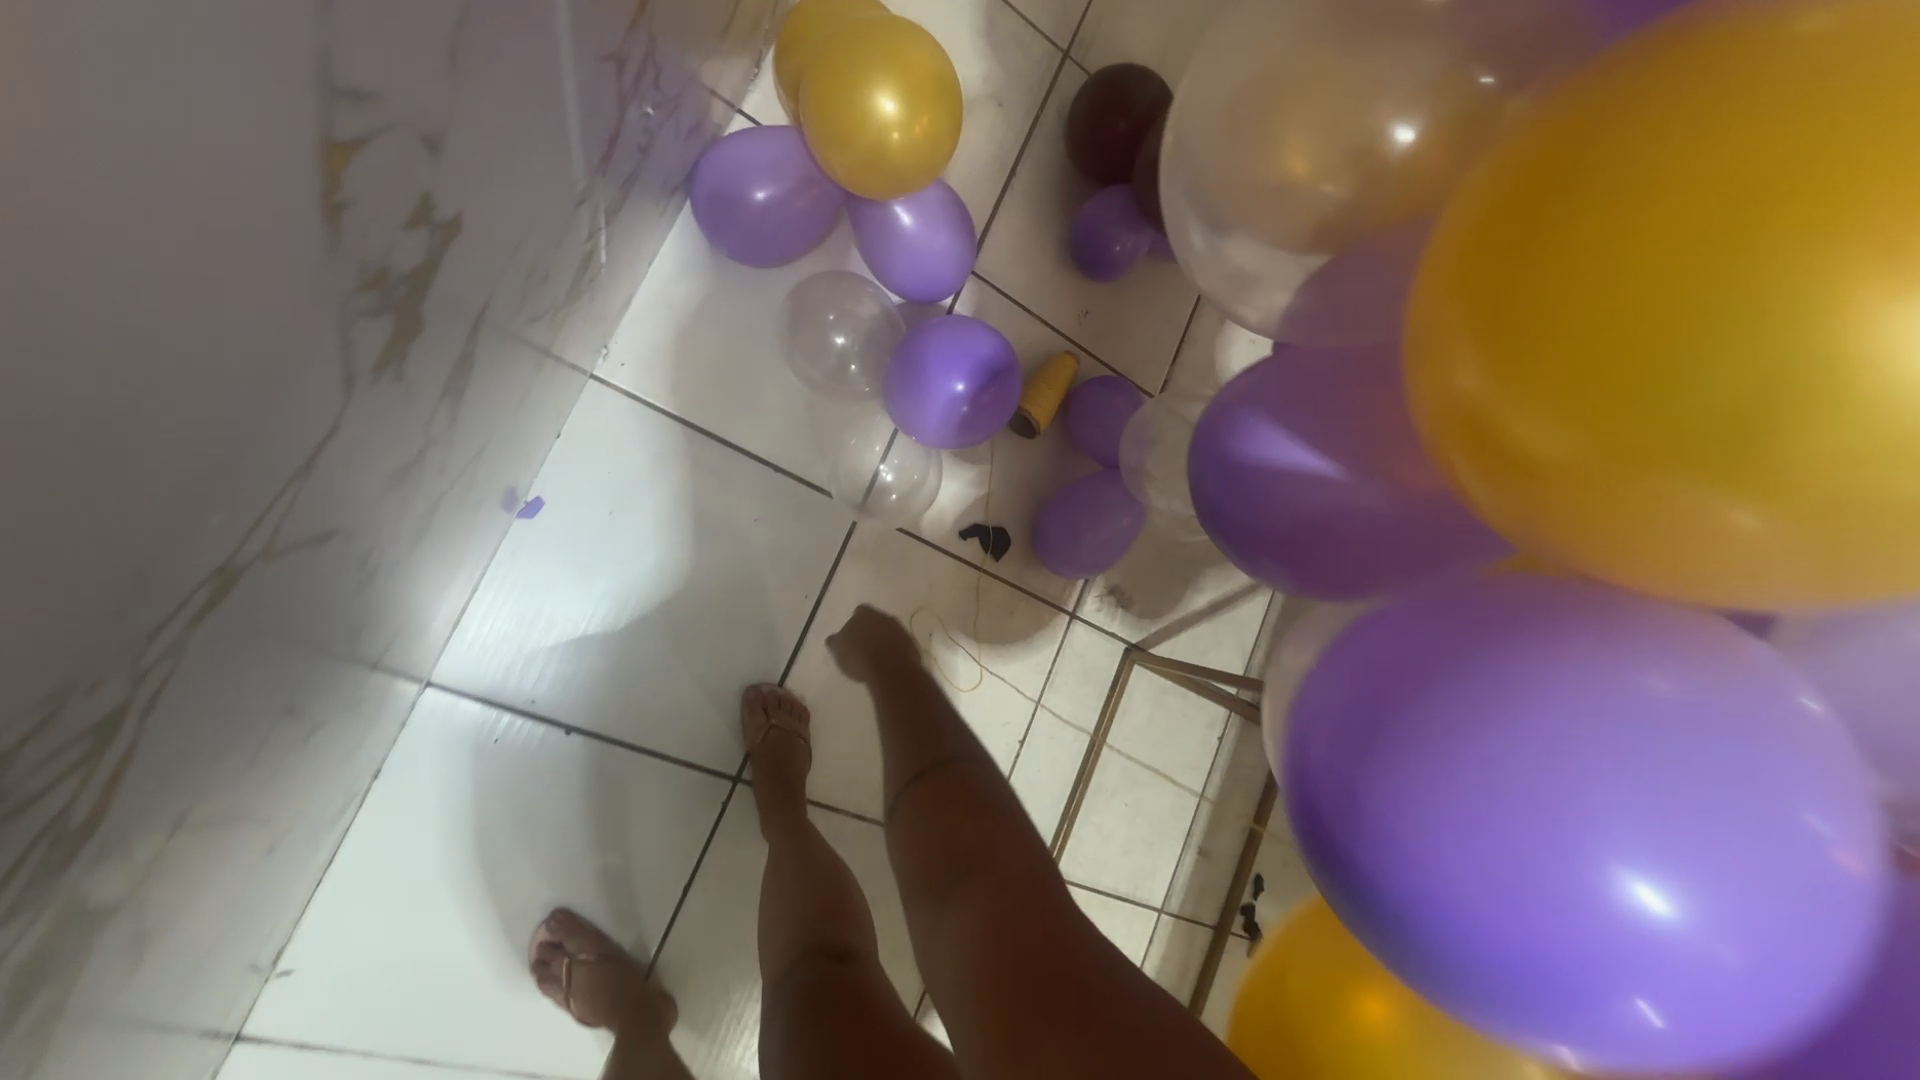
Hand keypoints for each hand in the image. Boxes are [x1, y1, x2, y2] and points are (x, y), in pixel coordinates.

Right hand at [826, 605, 920, 684]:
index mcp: (866, 614)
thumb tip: (832, 638)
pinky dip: (895, 651)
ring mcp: (901, 630)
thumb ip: (835, 642)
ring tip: (876, 655)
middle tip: (864, 643)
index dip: (855, 621)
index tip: (852, 632)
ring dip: (885, 639)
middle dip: (872, 629)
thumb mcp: (839, 651)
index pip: (860, 611)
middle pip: (877, 619)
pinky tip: (889, 663)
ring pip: (891, 631)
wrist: (890, 669)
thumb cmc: (859, 657)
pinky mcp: (912, 645)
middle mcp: (886, 617)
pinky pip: (901, 645)